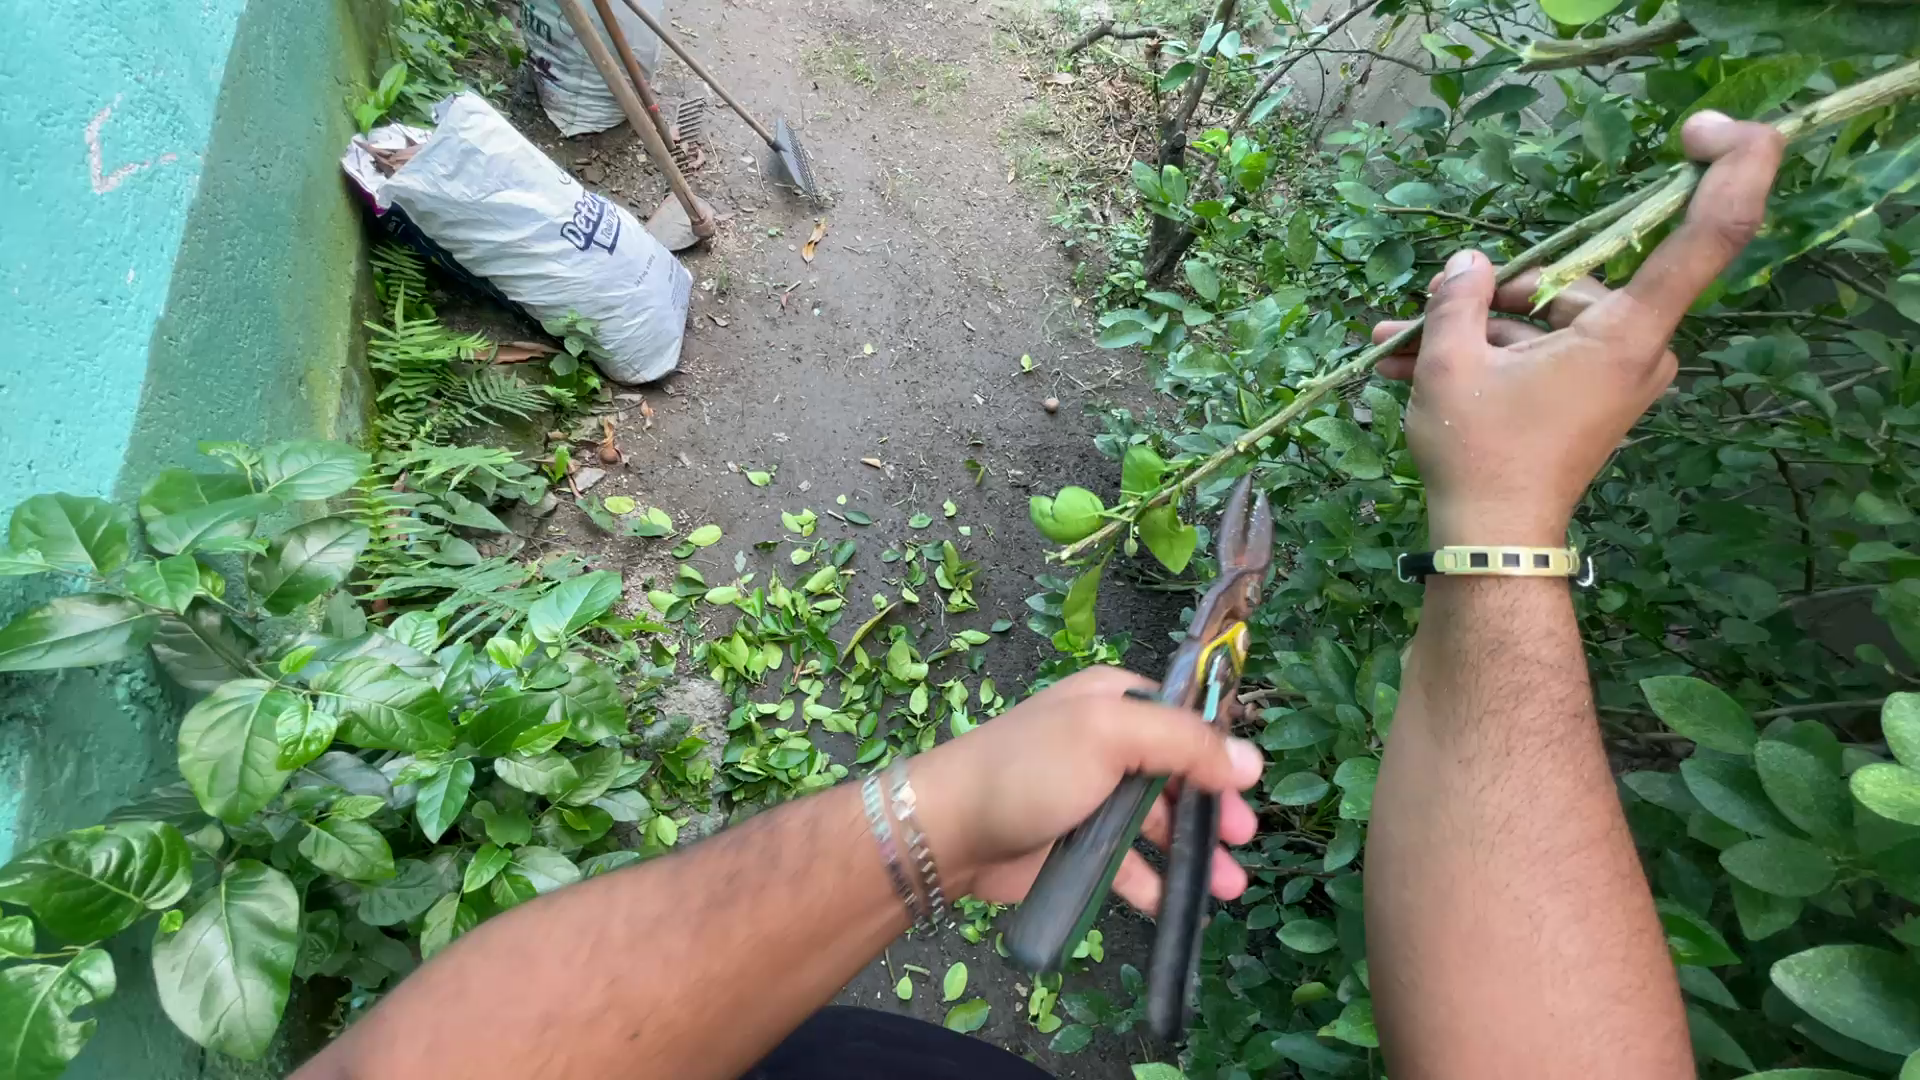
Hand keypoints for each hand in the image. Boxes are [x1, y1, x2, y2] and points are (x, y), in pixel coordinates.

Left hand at [907, 666, 1264, 912]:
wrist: (952, 828)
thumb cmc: (1032, 769)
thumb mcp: (1109, 736)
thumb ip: (1183, 743)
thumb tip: (1250, 760)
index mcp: (1112, 703)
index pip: (1180, 719)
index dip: (1215, 752)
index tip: (1245, 788)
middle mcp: (1105, 744)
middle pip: (1176, 774)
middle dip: (1209, 808)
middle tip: (1240, 840)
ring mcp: (1091, 796)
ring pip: (1157, 822)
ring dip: (1191, 852)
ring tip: (1224, 885)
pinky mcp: (1078, 843)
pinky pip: (1127, 863)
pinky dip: (1152, 883)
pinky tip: (1174, 905)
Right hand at [1369, 110, 1783, 546]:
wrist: (1489, 536)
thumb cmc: (1477, 449)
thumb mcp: (1447, 367)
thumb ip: (1456, 302)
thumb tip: (1465, 265)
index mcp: (1625, 333)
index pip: (1712, 231)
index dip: (1731, 164)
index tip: (1702, 129)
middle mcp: (1635, 350)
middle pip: (1575, 289)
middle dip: (1493, 295)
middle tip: (1425, 308)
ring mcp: (1609, 380)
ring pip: (1540, 330)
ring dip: (1469, 333)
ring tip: (1393, 344)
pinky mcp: (1582, 403)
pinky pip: (1536, 360)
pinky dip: (1483, 359)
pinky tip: (1413, 366)